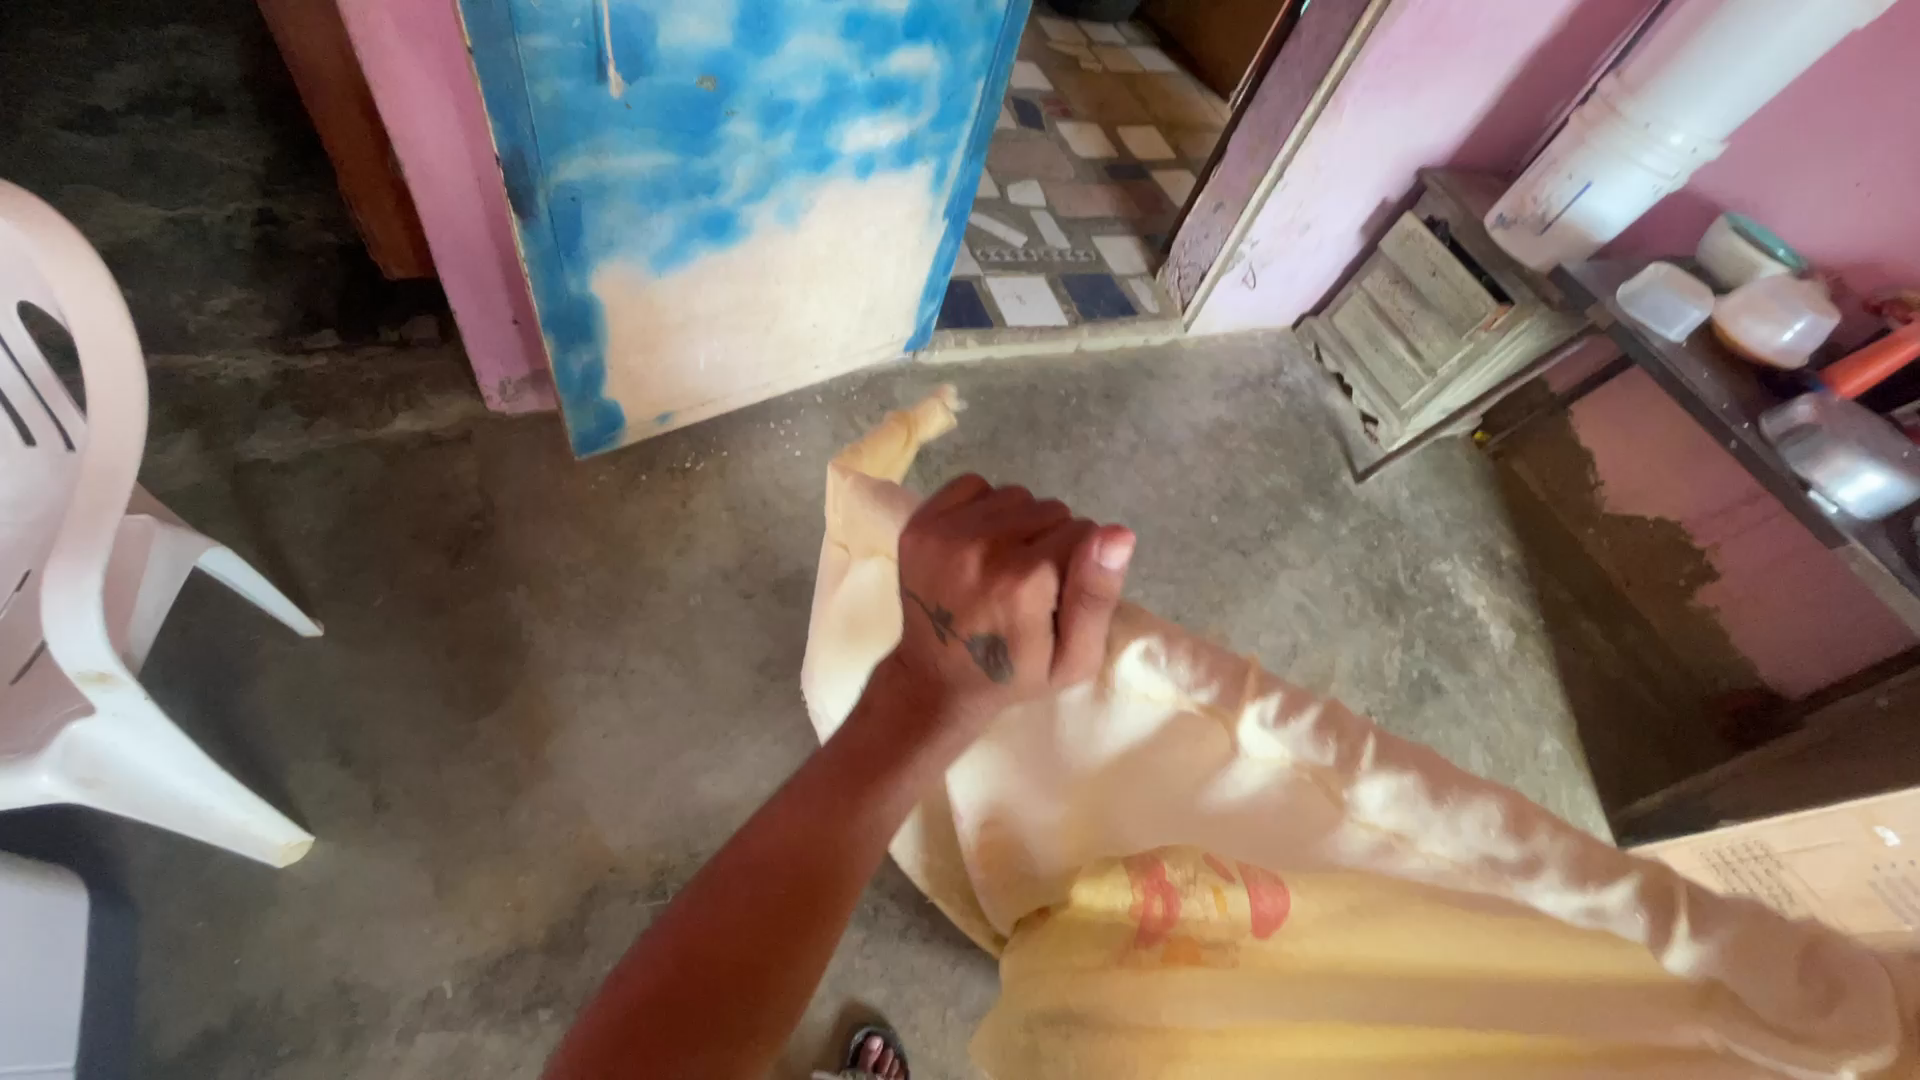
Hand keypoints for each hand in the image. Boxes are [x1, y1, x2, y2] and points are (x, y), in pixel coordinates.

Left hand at [875, 474, 1134, 730]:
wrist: (936, 679)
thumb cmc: (1013, 674)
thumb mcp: (1074, 658)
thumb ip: (1097, 596)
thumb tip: (1118, 533)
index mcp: (1023, 584)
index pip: (1085, 532)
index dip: (1082, 562)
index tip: (1060, 594)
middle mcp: (982, 548)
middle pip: (1051, 510)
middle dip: (1052, 541)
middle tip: (1031, 583)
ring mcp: (945, 533)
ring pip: (1016, 496)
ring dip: (1021, 523)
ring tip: (1006, 563)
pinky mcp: (920, 523)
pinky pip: (974, 485)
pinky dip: (985, 508)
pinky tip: (980, 543)